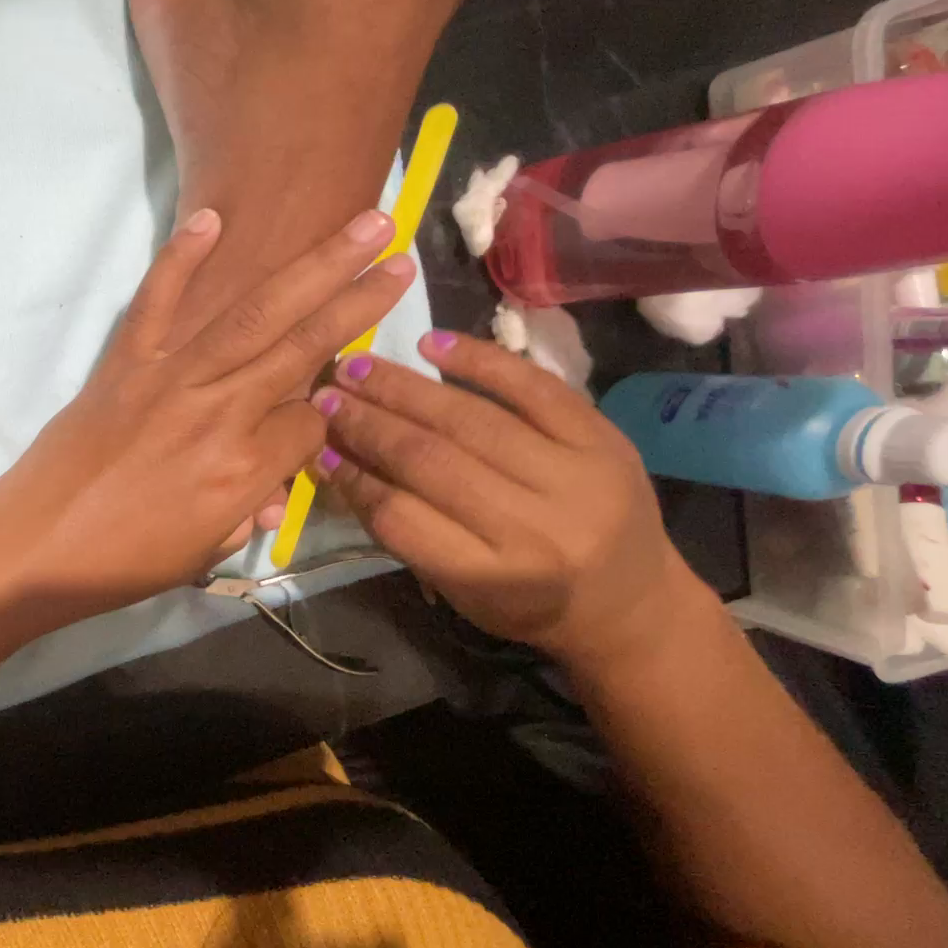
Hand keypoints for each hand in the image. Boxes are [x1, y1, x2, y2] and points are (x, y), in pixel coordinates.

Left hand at [0, 207, 411, 616]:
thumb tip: (270, 490)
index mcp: (245, 470)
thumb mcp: (202, 552)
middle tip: (402, 256)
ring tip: (363, 225)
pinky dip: (179, 259)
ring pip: (254, 314)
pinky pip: (156, 303)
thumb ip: (245, 511)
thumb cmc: (121, 563)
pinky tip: (213, 218)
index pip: (311, 423)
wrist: (37, 545)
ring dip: (313, 266)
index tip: (318, 414)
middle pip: (305, 346)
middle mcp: (220, 413)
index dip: (323, 418)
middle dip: (359, 300)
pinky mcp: (123, 364)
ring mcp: (169, 379)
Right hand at [314, 331, 706, 663]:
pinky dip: (480, 361)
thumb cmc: (523, 601)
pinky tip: (431, 344)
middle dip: (368, 423)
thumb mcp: (453, 585)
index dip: (354, 478)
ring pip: (473, 420)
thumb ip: (400, 526)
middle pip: (432, 461)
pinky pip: (536, 388)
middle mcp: (537, 527)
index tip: (318, 447)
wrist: (630, 602)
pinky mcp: (605, 439)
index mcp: (491, 576)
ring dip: (405, 389)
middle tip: (324, 395)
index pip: (402, 517)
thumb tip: (339, 459)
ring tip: (357, 367)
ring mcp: (577, 477)